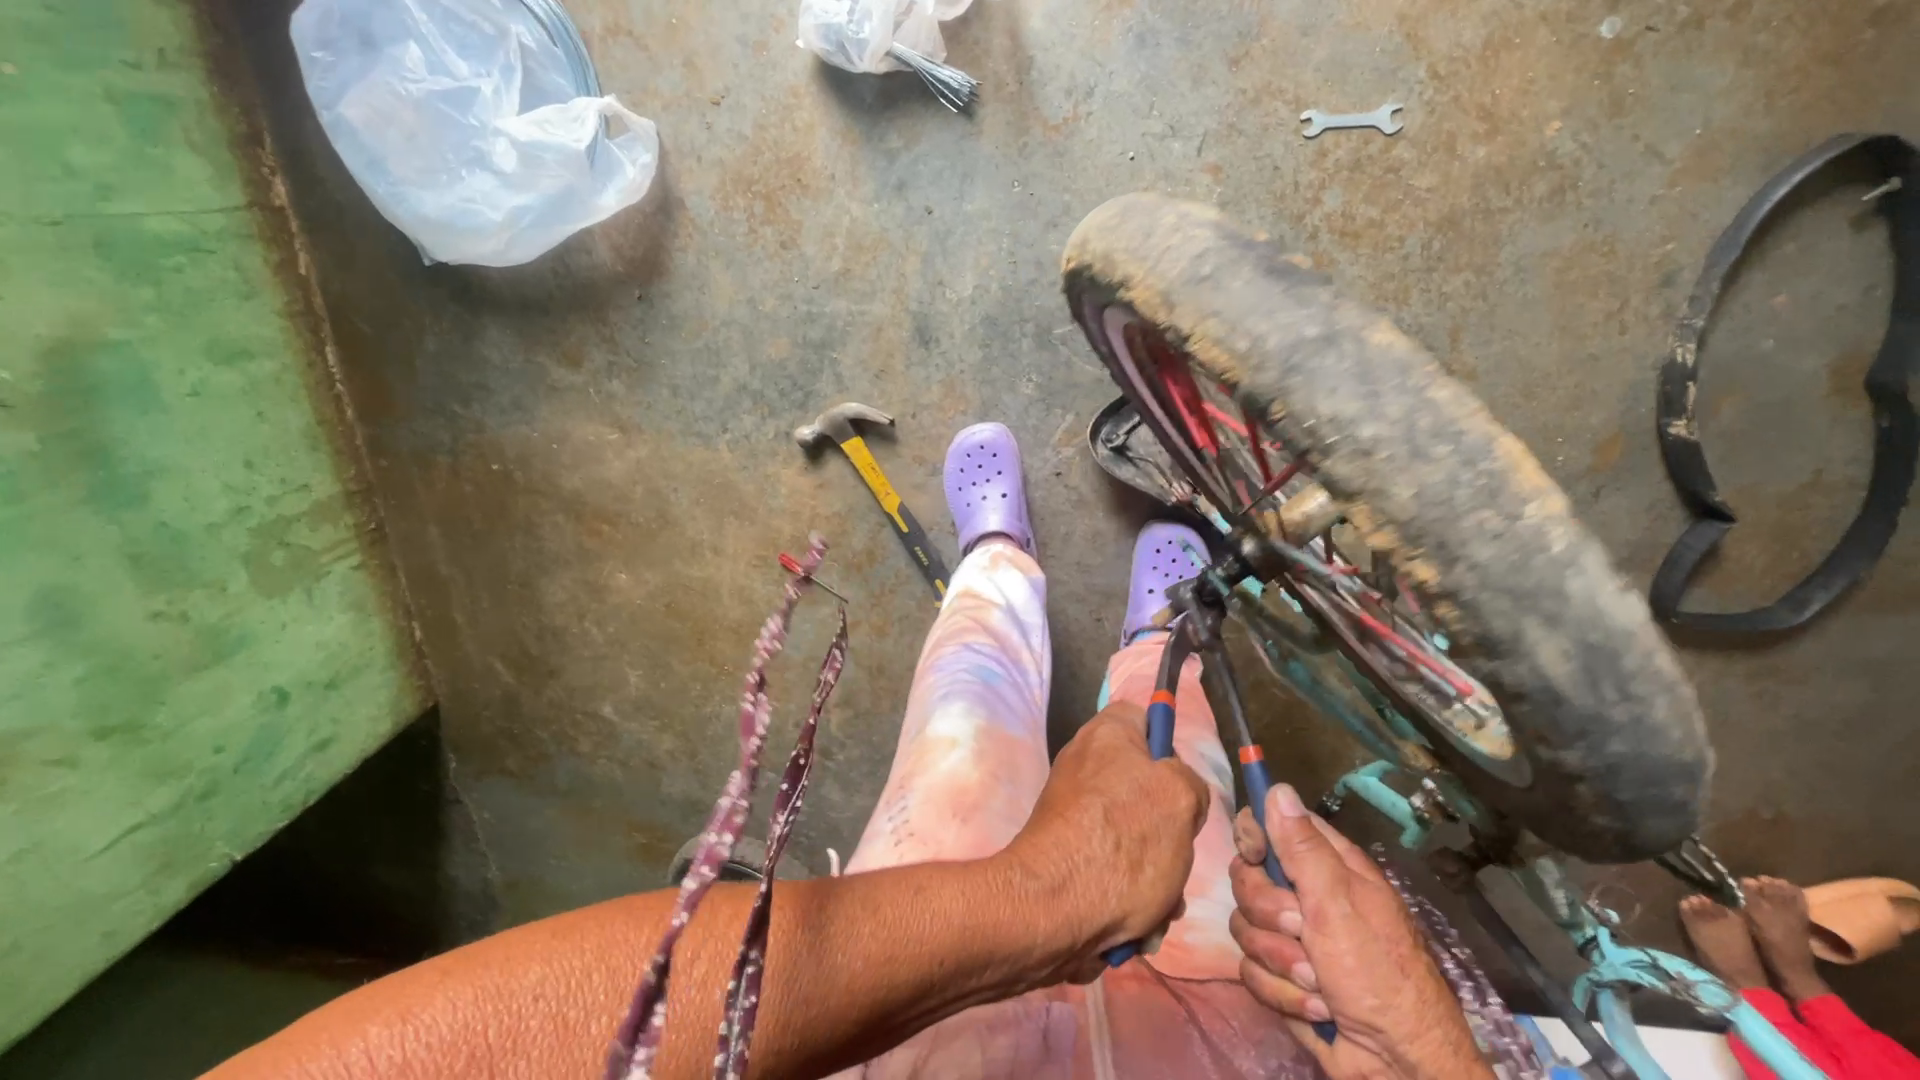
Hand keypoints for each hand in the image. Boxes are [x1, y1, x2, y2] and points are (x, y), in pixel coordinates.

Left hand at [999, 702, 1209, 984]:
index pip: (1143, 718)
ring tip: (1161, 902)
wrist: (1053, 909)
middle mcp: (1083, 765)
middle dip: (1169, 827)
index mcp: (1105, 735)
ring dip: (1157, 870)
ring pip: (1136, 833)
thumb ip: (1187, 780)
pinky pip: (1114, 864)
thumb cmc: (1123, 843)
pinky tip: (1141, 921)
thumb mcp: (1181, 797)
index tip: (1181, 785)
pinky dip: (1131, 891)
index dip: (1168, 747)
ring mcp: (1072, 812)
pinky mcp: (1066, 853)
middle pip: (1145, 786)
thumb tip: (1174, 792)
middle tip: (1178, 855)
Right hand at [1230, 785, 1490, 1079]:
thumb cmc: (1377, 973)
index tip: (1256, 855)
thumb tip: (1278, 787)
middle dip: (1269, 914)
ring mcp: (1292, 940)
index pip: (1273, 828)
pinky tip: (1316, 1006)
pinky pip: (1252, 971)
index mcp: (1328, 868)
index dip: (1256, 838)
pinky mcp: (1282, 978)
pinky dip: (1282, 993)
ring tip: (1316, 981)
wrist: (1396, 1062)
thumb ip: (1302, 846)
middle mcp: (1307, 898)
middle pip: (1248, 880)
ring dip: (1279, 961)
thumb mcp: (1339, 902)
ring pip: (1245, 928)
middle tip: (1300, 931)